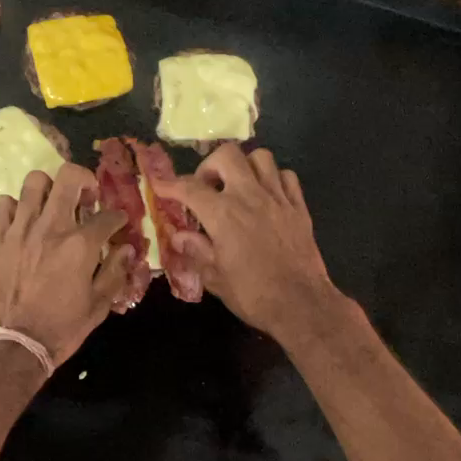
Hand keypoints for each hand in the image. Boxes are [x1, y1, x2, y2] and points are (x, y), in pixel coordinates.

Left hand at [0, 164, 134, 369]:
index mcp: (80, 245)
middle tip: (85, 198)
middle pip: (69, 177)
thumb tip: (127, 250)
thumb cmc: (61, 330)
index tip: (117, 225)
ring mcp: (19, 229)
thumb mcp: (98, 306)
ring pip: (34, 182)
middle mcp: (50, 227)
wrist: (14, 344)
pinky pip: (4, 204)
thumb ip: (115, 273)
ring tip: (52, 206)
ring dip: (49, 189)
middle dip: (84, 181)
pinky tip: (23, 221)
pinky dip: (16, 206)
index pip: (107, 216)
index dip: (118, 218)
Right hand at [151, 144, 341, 341]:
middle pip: (227, 156)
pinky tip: (265, 196)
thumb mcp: (215, 278)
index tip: (160, 185)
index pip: (190, 188)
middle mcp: (250, 196)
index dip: (171, 184)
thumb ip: (196, 251)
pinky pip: (286, 176)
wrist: (300, 304)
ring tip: (237, 187)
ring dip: (244, 166)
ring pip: (260, 157)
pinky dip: (272, 178)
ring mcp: (278, 198)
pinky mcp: (298, 206)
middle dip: (209, 166)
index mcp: (223, 214)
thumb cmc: (252, 295)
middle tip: (205, 188)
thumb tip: (178, 237)